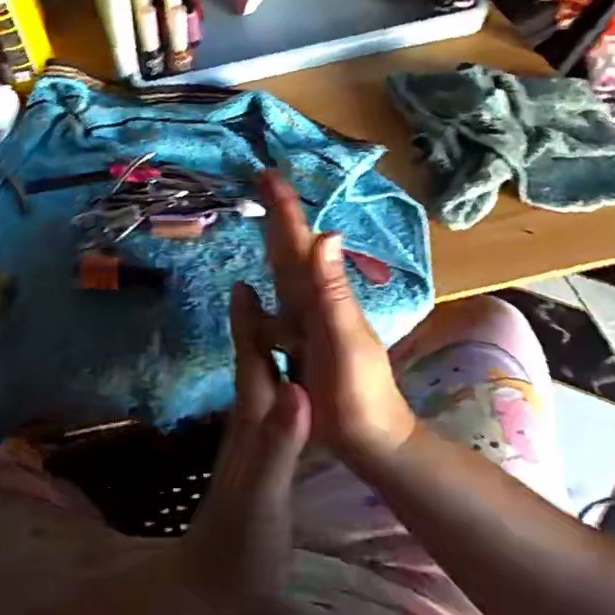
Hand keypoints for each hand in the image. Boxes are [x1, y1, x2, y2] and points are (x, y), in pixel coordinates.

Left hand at [174, 282, 310, 614]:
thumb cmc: (240, 542)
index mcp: (253, 423)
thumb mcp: (264, 495)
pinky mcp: (262, 464)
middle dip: (262, 326)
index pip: (252, 362)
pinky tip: (296, 386)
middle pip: (256, 364)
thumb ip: (279, 445)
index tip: (246, 282)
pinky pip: (274, 409)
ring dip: (273, 351)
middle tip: (276, 287)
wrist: (214, 585)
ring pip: (264, 383)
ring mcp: (255, 445)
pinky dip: (284, 385)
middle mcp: (250, 425)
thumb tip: (299, 389)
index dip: (250, 324)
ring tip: (290, 324)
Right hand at [257, 172, 417, 464]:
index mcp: (322, 296)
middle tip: (261, 180)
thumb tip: (325, 233)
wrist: (369, 439)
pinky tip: (244, 291)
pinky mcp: (295, 347)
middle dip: (278, 214)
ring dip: (269, 243)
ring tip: (256, 216)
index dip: (285, 208)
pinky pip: (269, 313)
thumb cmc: (360, 394)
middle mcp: (312, 303)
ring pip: (281, 275)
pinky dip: (256, 296)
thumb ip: (333, 292)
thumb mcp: (346, 341)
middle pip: (289, 251)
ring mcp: (304, 325)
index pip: (300, 243)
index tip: (269, 174)